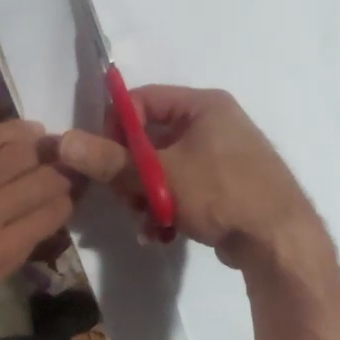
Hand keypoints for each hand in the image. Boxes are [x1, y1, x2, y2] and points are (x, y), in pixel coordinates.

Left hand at [0, 118, 73, 313]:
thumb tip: (43, 226)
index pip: (53, 213)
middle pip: (46, 179)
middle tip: (70, 172)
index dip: (68, 203)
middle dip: (65, 175)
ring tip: (53, 152)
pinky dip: (18, 131)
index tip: (69, 200)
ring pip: (25, 151)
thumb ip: (15, 258)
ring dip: (46, 150)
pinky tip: (30, 133)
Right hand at [57, 86, 318, 268]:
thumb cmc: (220, 193)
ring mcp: (223, 158)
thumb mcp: (159, 176)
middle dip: (130, 174)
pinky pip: (184, 192)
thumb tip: (63, 142)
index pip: (144, 100)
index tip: (102, 161)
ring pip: (165, 171)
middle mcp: (215, 124)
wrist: (276, 238)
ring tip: (144, 222)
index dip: (116, 128)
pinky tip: (160, 234)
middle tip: (122, 199)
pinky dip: (168, 210)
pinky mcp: (226, 190)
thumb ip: (110, 161)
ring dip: (145, 198)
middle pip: (151, 140)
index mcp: (203, 105)